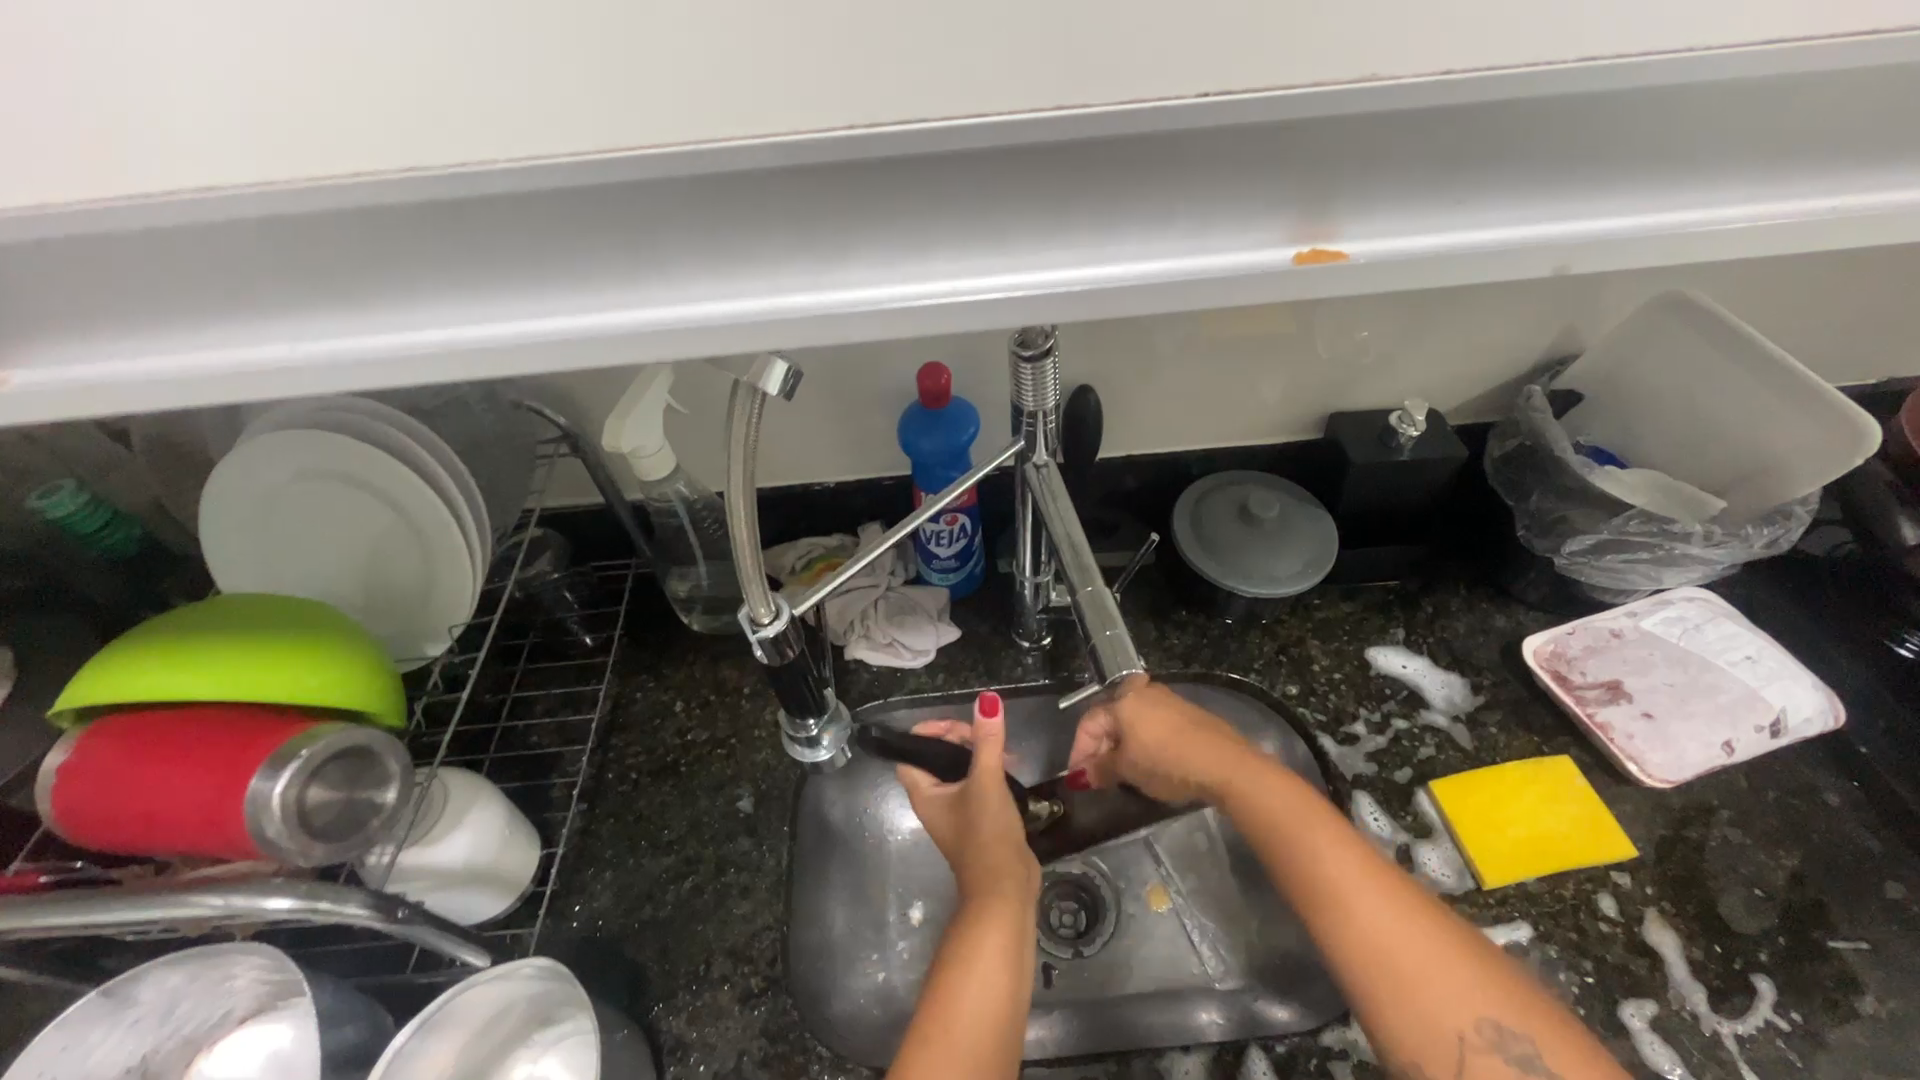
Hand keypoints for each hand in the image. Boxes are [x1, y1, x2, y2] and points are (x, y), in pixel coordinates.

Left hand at [896, 692, 1040, 908]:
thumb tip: (987, 700)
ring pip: (962, 771)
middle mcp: (935, 801)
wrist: (1005, 887)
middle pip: (939, 757)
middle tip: (987, 735)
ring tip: (1007, 751)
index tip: (961, 725)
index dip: (930, 732)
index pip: (911, 751)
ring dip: (981, 755)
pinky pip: (980, 786)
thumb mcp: (987, 781)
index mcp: (924, 792)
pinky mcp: (979, 821)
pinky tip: (1013, 769)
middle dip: (962, 740)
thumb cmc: (986, 834)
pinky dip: (992, 773)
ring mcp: (957, 812)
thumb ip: (987, 740)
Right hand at [1067, 678, 1255, 804]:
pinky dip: (1144, 740)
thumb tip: (1083, 775)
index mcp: (1123, 701)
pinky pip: (1154, 723)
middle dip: (1101, 746)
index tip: (1078, 778)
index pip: (1089, 723)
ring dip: (1122, 743)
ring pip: (1133, 719)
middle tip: (1098, 774)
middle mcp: (1143, 692)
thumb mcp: (1128, 770)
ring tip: (1123, 770)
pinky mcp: (1188, 712)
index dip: (1079, 751)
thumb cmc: (1167, 763)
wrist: (1226, 764)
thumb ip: (1101, 769)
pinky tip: (1149, 761)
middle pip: (1111, 717)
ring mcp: (1168, 699)